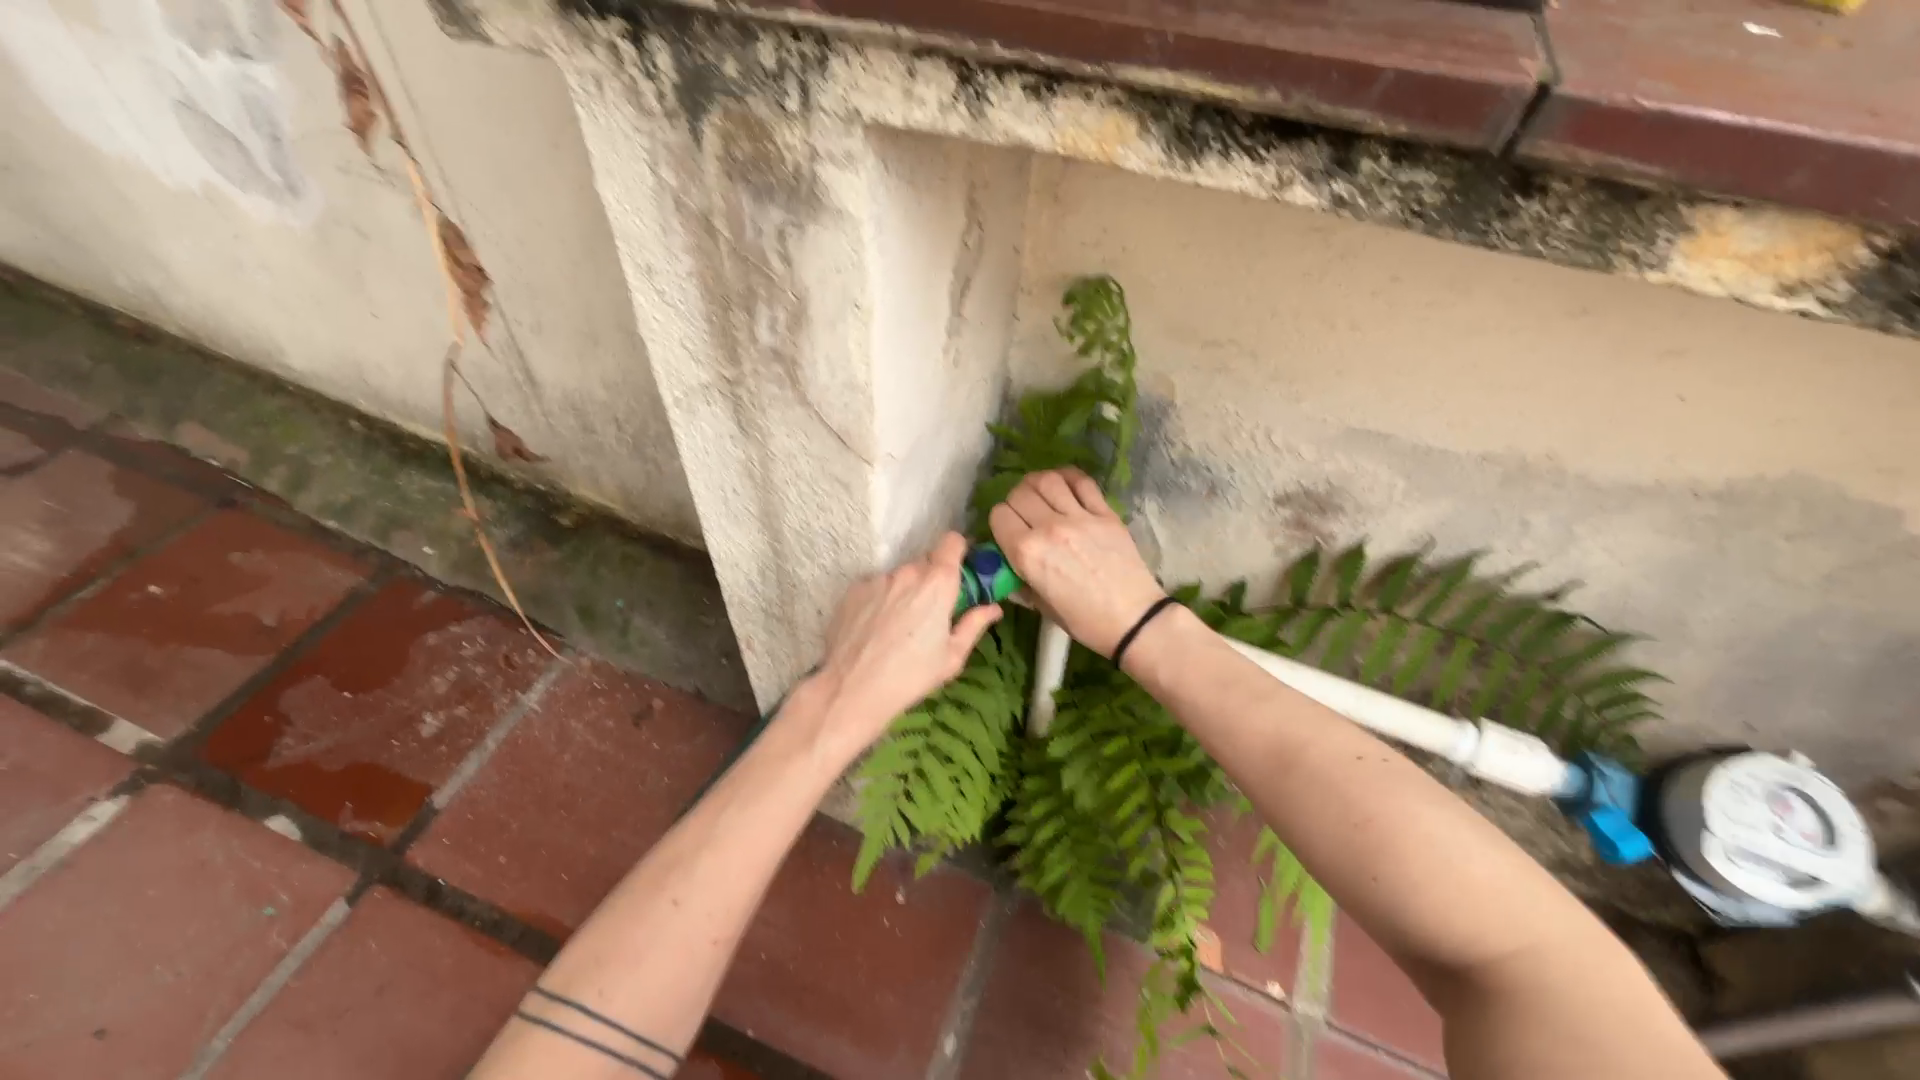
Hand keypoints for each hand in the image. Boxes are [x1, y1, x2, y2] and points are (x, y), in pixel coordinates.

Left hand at [806, 532, 1001, 756]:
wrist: (853, 687)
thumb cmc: (911, 675)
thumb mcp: (952, 656)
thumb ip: (974, 624)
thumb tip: (994, 608)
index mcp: (938, 583)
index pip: (952, 542)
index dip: (958, 551)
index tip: (959, 569)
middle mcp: (908, 572)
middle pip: (925, 562)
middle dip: (931, 580)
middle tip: (930, 611)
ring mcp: (878, 578)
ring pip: (899, 576)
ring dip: (904, 591)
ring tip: (898, 625)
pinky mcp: (854, 589)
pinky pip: (875, 587)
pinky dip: (880, 599)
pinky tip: (875, 627)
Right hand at [989, 469, 1164, 656]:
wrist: (1133, 619)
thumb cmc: (1083, 620)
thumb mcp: (1040, 606)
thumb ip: (1020, 580)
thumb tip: (1009, 565)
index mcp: (1027, 553)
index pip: (999, 515)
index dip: (999, 522)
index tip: (1008, 530)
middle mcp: (1049, 528)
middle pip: (1019, 494)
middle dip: (1015, 501)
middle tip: (1024, 513)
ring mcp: (1080, 517)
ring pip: (1047, 480)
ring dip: (1037, 483)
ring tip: (1041, 494)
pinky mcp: (1105, 513)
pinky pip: (1082, 482)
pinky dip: (1068, 477)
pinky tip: (1065, 485)